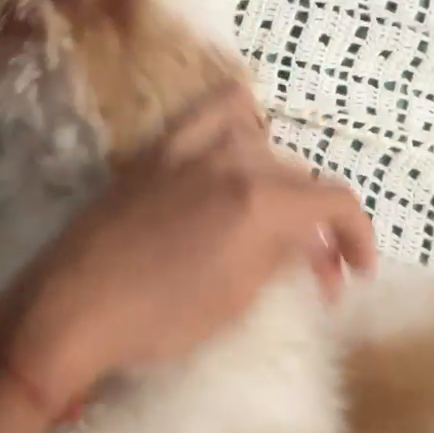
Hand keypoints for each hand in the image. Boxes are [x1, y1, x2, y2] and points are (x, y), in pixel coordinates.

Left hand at [0, 84, 376, 412]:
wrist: (73, 305)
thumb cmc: (160, 318)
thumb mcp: (238, 299)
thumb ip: (281, 256)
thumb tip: (308, 246)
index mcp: (259, 200)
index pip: (335, 200)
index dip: (360, 237)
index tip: (354, 273)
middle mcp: (230, 158)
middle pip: (298, 173)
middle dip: (317, 221)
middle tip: (311, 269)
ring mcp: (187, 147)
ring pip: (256, 133)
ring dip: (276, 169)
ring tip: (270, 208)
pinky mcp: (153, 150)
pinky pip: (206, 114)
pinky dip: (232, 124)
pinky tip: (228, 158)